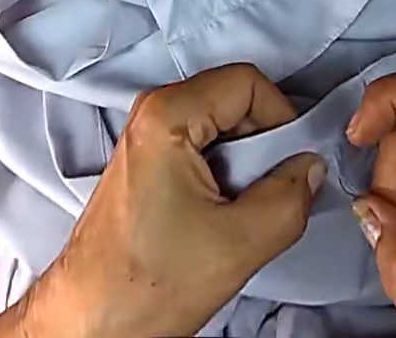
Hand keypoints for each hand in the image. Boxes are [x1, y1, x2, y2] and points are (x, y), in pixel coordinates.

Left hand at [0, 64, 326, 337]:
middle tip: (269, 187)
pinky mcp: (148, 153)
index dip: (281, 117)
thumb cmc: (148, 285)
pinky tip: (222, 205)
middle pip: (236, 97)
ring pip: (223, 118)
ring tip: (244, 202)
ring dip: (247, 155)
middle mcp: (155, 107)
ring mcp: (148, 129)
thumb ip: (291, 198)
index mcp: (169, 113)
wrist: (82, 330)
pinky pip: (205, 137)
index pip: (249, 83)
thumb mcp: (237, 246)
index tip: (290, 163)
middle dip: (264, 139)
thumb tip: (313, 166)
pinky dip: (226, 163)